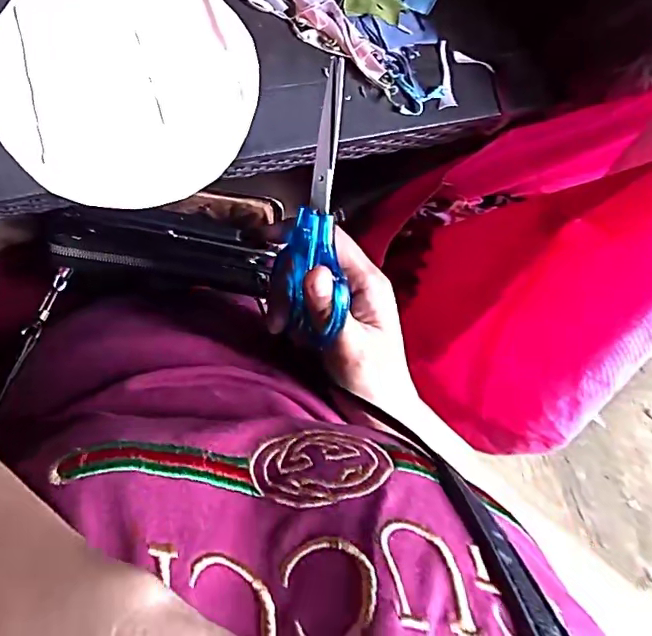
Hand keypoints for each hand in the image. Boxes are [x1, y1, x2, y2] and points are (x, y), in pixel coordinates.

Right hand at [268, 224, 419, 413]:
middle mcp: (352, 283)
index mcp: (367, 281)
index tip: (269, 238)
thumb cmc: (376, 385)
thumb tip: (314, 272)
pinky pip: (297, 300)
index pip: (331, 237)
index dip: (301, 233)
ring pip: (298, 278)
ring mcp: (338, 297)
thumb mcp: (351, 348)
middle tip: (280, 314)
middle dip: (287, 281)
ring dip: (284, 301)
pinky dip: (287, 315)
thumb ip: (330, 310)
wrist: (381, 418)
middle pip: (307, 256)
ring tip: (284, 330)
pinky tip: (291, 336)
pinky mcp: (326, 313)